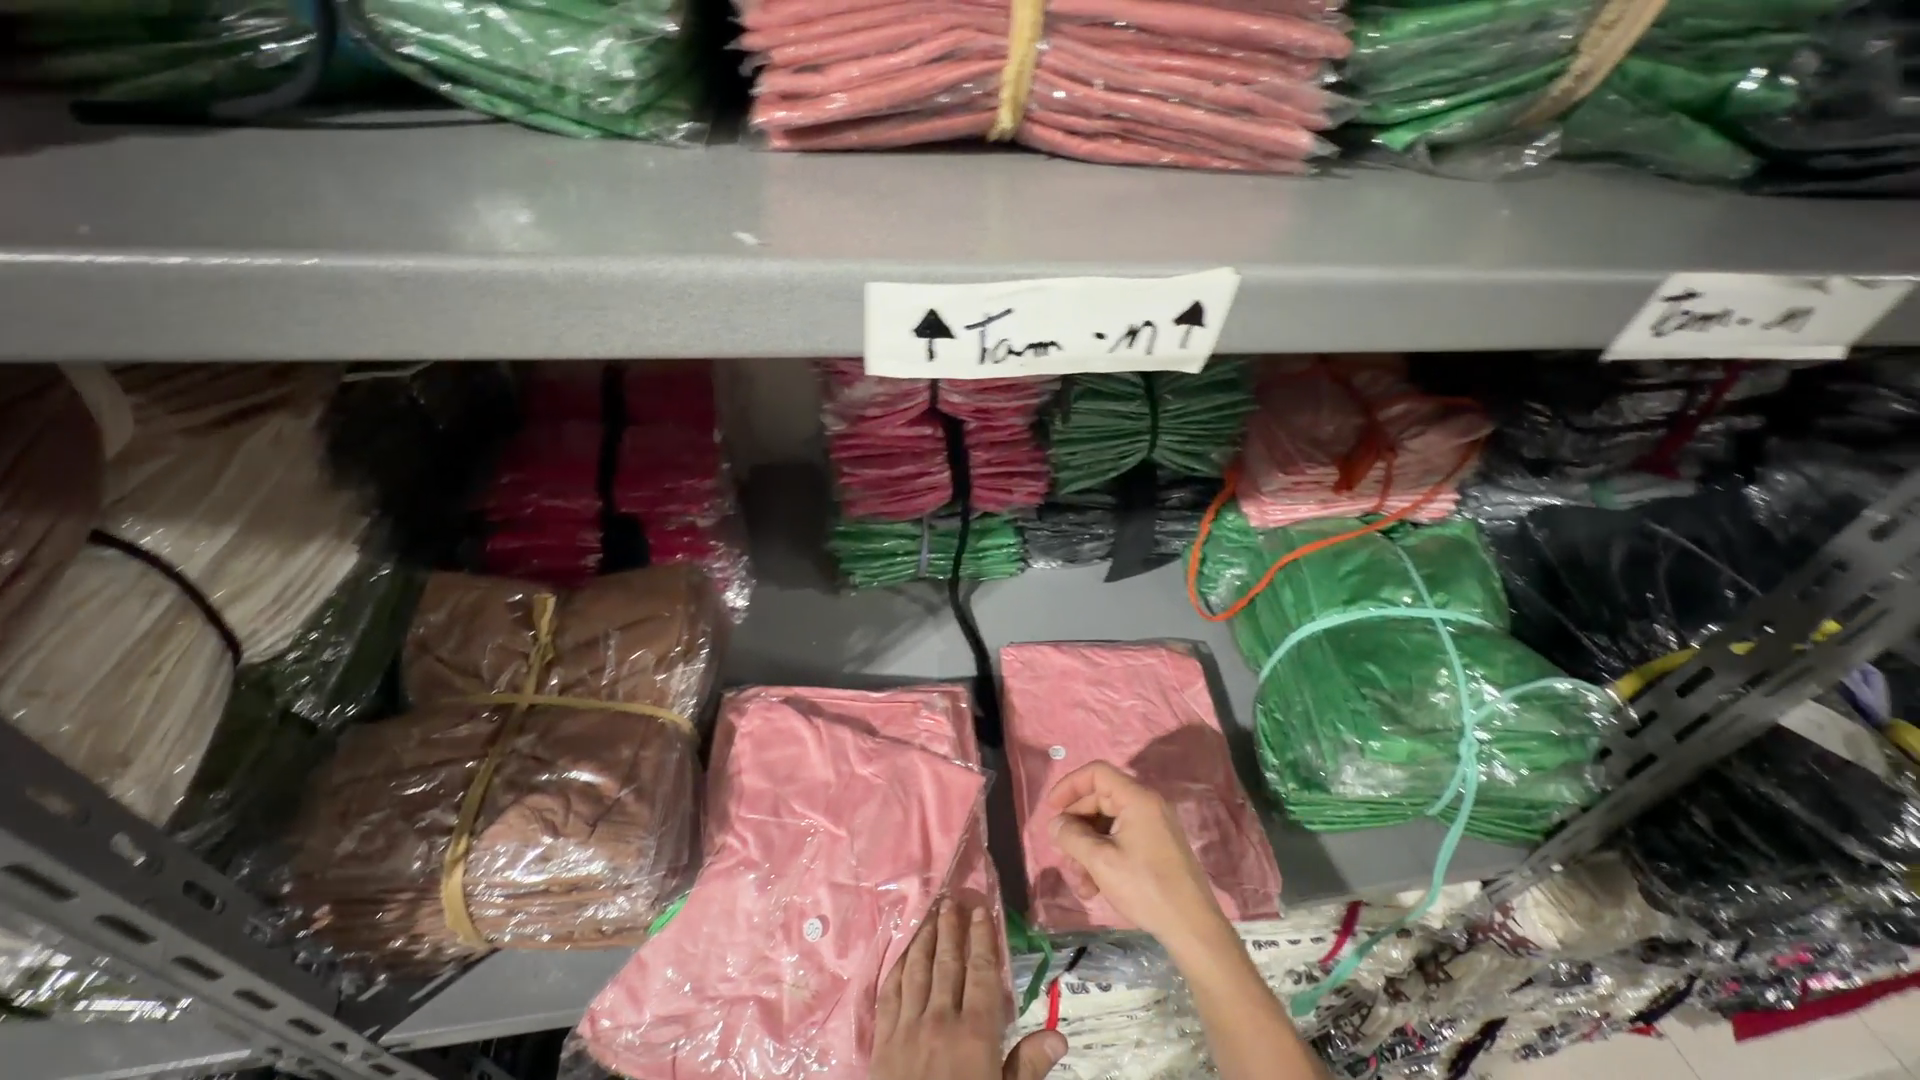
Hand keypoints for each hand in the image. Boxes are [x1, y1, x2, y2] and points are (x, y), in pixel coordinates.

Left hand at [873, 900, 1065, 1079]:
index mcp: (974, 1034)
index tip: (981, 911)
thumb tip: (1059, 1035)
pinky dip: (898, 967)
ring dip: (925, 939)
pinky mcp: (883, 1041)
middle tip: (953, 898)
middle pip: (947, 964)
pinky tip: (903, 955)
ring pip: (916, 971)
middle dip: (951, 929)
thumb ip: (1027, 1067)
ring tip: (931, 913)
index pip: (981, 974)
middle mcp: (939, 1020)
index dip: (982, 939)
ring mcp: (907, 1028)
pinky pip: (890, 993)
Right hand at [1043, 761, 1228, 950]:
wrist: (1192, 926)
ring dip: (1087, 850)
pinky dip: (1103, 858)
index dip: (1069, 786)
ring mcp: (1153, 827)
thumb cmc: (1145, 887)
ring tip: (1081, 883)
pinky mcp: (1156, 847)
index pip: (1096, 773)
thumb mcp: (1101, 861)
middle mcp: (1147, 806)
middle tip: (1062, 855)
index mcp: (1137, 799)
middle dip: (1076, 828)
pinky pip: (1120, 840)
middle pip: (1099, 801)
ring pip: (1107, 826)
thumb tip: (1055, 824)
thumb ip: (1072, 836)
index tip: (1051, 810)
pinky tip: (1095, 888)